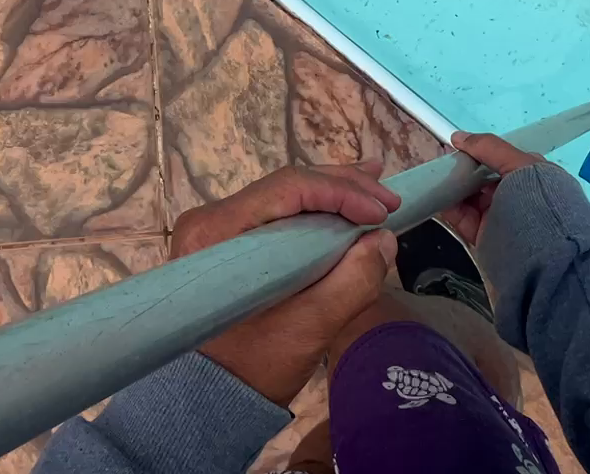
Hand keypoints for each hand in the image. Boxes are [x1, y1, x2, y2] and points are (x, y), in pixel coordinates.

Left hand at [172, 162, 400, 405]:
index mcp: (218, 230)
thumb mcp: (308, 330)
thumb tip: (385, 240)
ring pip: (284, 196)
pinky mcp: (226, 241)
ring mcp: (216, 227)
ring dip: (332, 193)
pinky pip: (276, 213)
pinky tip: (342, 205)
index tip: (384, 212)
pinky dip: (313, 210)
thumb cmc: (251, 369)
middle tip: (389, 193)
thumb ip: (352, 282)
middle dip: (343, 186)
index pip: (288, 188)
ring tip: (374, 186)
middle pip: (287, 186)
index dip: (342, 193)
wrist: (201, 403)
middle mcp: (211, 216)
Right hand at [439, 131, 545, 245]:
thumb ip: (489, 147)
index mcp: (531, 176)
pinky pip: (462, 217)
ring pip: (470, 196)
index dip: (479, 150)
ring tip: (436, 174)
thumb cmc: (539, 203)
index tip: (458, 145)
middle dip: (462, 168)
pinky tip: (437, 194)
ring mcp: (500, 216)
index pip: (500, 158)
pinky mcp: (485, 236)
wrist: (548, 257)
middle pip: (482, 177)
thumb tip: (459, 137)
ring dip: (453, 185)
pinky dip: (448, 205)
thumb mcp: (520, 165)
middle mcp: (515, 195)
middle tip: (443, 159)